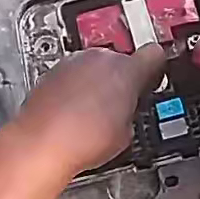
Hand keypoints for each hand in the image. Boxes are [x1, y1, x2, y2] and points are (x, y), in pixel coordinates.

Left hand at [8, 44, 167, 175]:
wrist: (42, 144)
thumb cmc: (82, 140)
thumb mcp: (127, 132)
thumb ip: (132, 110)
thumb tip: (128, 111)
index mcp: (127, 71)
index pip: (154, 54)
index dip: (157, 66)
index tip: (154, 75)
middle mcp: (99, 59)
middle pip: (121, 60)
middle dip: (122, 80)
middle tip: (121, 106)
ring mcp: (73, 62)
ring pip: (95, 66)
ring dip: (98, 83)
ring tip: (95, 114)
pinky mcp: (53, 71)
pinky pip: (74, 74)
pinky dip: (77, 88)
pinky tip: (76, 112)